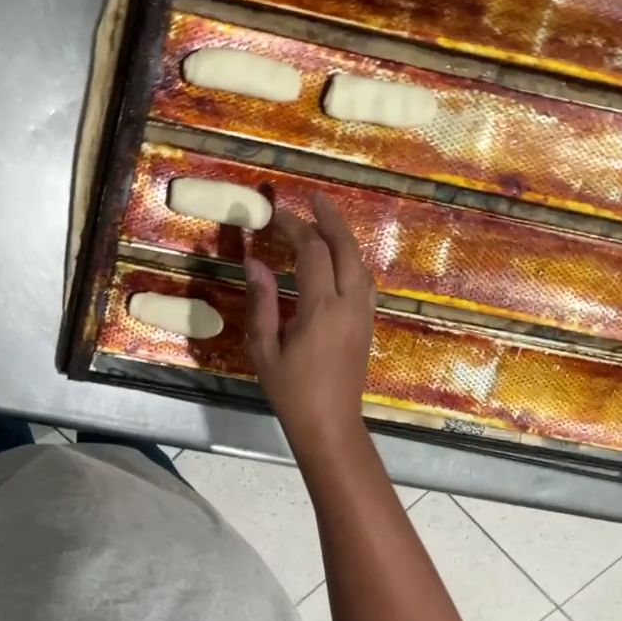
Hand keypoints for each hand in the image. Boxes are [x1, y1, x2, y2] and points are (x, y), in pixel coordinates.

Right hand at [244, 191, 375, 457]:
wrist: (330, 423)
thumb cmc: (291, 390)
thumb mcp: (264, 348)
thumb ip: (262, 302)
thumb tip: (255, 262)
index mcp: (321, 308)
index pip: (312, 252)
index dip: (294, 227)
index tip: (275, 214)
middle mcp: (349, 303)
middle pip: (345, 248)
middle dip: (329, 219)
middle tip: (312, 197)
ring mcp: (363, 313)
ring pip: (360, 262)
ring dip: (343, 237)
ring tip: (324, 221)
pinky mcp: (367, 323)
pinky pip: (363, 279)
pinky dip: (351, 258)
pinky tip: (338, 258)